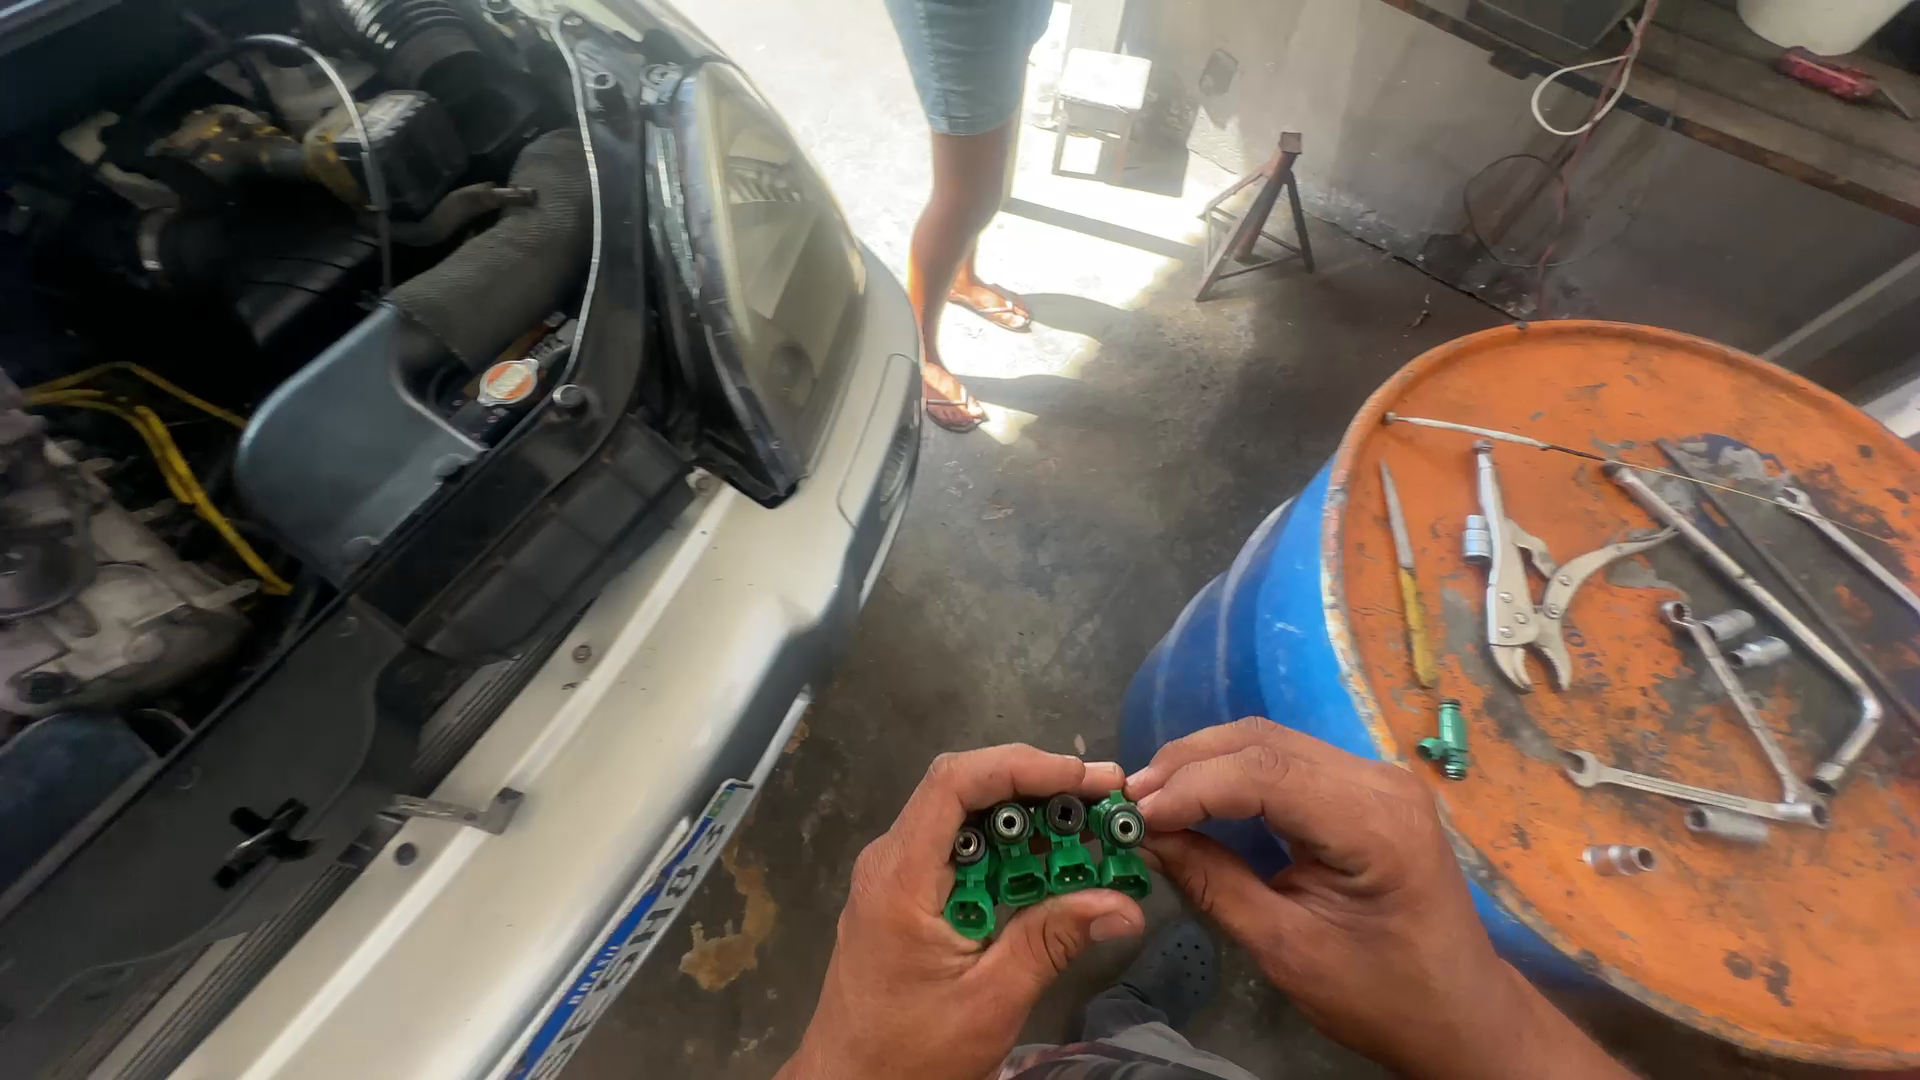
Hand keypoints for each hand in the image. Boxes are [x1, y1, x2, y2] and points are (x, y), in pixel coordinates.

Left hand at [778, 746, 1146, 1079]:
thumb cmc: (910, 1056)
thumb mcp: (989, 1004)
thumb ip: (1051, 942)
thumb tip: (1125, 905)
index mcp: (900, 874)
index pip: (954, 782)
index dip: (1020, 766)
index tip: (1080, 777)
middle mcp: (892, 855)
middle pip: (963, 787)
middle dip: (1035, 781)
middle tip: (1102, 792)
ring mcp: (896, 869)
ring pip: (965, 812)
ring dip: (1026, 810)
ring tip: (1089, 816)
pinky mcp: (908, 888)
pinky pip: (961, 844)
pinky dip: (1009, 842)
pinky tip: (1050, 854)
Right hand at [1128, 718, 1629, 1079]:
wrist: (1463, 1015)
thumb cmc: (1382, 996)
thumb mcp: (1286, 951)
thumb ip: (1212, 883)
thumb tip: (1145, 835)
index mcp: (1375, 825)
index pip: (1264, 773)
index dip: (1192, 786)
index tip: (1137, 814)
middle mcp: (1377, 779)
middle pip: (1260, 741)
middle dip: (1186, 764)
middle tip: (1132, 798)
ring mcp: (1372, 773)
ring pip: (1264, 738)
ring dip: (1201, 760)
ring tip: (1153, 793)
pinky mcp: (1359, 781)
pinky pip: (1279, 754)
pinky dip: (1227, 767)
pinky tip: (1194, 788)